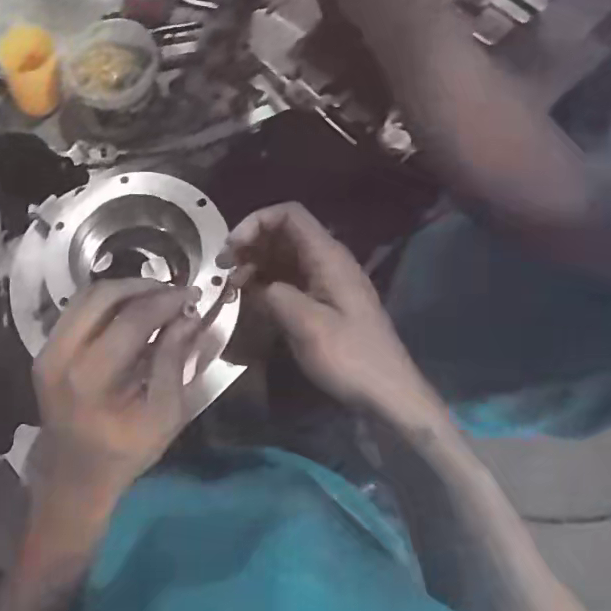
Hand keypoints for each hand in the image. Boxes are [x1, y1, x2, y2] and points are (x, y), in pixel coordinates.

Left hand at [30, 280, 205, 520]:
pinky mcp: (44, 350)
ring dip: (123, 289)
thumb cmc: (124, 452)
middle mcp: (61, 355)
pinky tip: (130, 309)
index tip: (191, 294)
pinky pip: (76, 311)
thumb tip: (187, 317)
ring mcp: (47, 350)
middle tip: (172, 291)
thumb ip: (173, 362)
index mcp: (92, 378)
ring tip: (155, 296)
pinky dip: (106, 303)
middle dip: (143, 286)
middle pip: (102, 296)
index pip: (132, 320)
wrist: (72, 475)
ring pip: (85, 297)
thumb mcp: (163, 416)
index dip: (165, 301)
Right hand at [220, 204, 441, 430]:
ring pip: (281, 256)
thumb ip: (274, 294)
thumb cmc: (350, 357)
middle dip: (249, 242)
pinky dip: (264, 282)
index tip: (231, 248)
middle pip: (282, 233)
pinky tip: (247, 297)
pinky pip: (286, 279)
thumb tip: (253, 284)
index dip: (255, 221)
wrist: (387, 395)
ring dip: (253, 263)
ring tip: (231, 284)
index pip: (289, 215)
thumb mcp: (307, 325)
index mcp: (328, 257)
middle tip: (223, 268)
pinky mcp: (320, 302)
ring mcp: (323, 282)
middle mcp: (326, 261)